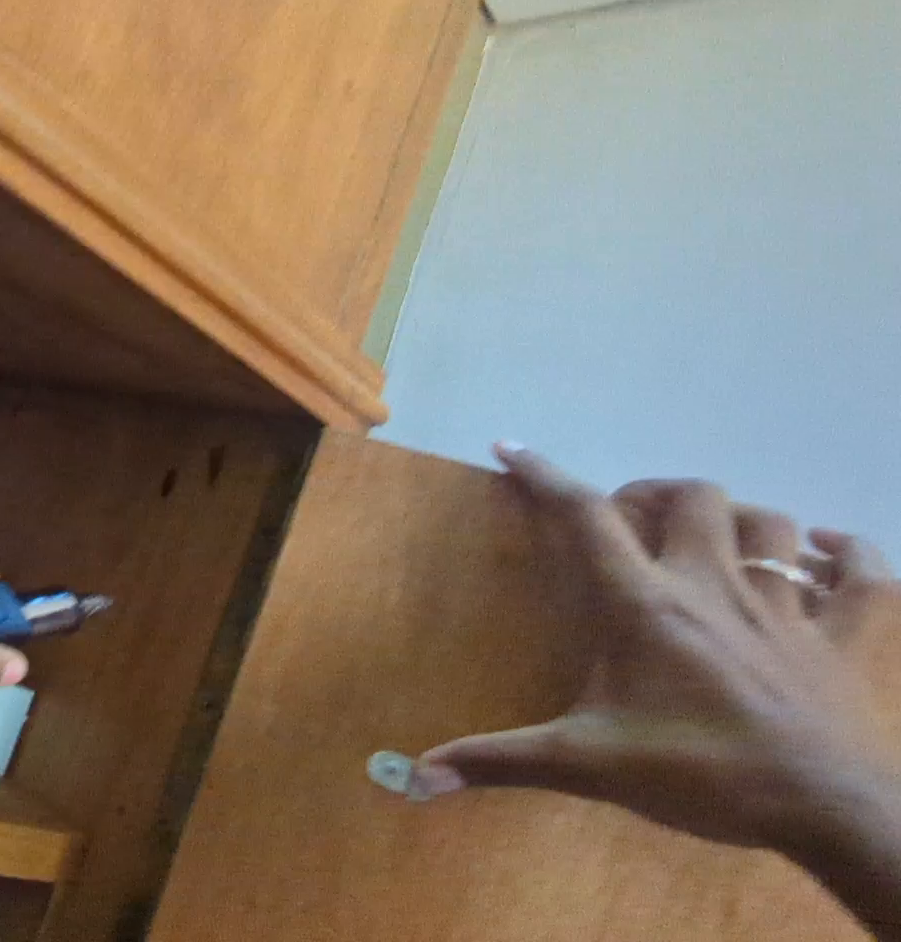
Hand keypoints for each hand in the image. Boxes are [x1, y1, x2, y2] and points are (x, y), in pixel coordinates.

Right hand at [416, 444, 899, 852]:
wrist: (843, 823)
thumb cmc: (700, 775)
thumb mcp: (584, 764)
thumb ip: (497, 760)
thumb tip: (416, 775)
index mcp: (643, 604)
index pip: (584, 515)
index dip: (543, 474)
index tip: (510, 449)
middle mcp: (712, 587)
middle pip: (691, 496)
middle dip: (650, 493)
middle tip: (625, 521)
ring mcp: (788, 609)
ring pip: (770, 522)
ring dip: (734, 517)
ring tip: (705, 537)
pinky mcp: (847, 640)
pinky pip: (864, 576)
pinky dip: (843, 554)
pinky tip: (821, 553)